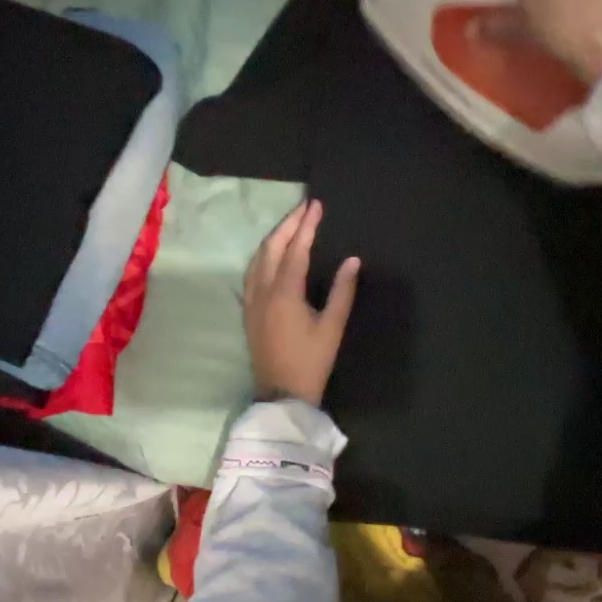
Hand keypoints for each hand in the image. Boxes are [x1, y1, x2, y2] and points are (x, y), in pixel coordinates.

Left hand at [243, 199, 360, 406]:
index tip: (316, 205)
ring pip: (257, 259)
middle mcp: (263, 291)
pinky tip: (269, 254)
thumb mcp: (332, 328)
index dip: (306, 226)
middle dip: (287, 225)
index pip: (296, 250)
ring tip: (289, 225)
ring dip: (272, 238)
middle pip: (271, 248)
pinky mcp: (248, 312)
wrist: (282, 395)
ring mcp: (252, 302)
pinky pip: (251, 274)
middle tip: (304, 208)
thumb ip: (342, 292)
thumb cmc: (311, 363)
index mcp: (285, 293)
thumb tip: (353, 261)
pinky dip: (261, 256)